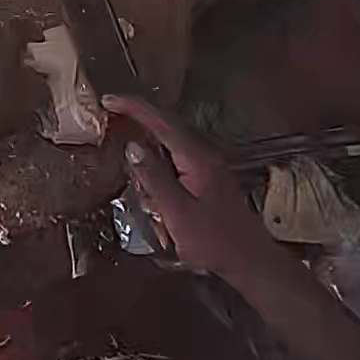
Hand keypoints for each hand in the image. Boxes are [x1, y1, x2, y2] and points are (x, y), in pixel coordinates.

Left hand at [0, 18, 45, 144]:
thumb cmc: (3, 106)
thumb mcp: (36, 94)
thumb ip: (42, 80)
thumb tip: (41, 78)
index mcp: (5, 45)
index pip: (18, 26)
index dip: (32, 29)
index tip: (40, 37)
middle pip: (3, 38)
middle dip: (19, 44)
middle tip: (32, 52)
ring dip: (7, 59)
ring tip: (21, 72)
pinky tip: (6, 88)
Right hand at [103, 95, 285, 282]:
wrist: (250, 260)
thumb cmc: (214, 240)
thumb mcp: (178, 213)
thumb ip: (154, 178)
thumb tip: (132, 146)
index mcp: (196, 157)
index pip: (160, 122)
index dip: (133, 107)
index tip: (109, 100)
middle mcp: (203, 152)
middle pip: (166, 122)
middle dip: (138, 113)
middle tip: (110, 108)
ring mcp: (207, 162)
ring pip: (171, 137)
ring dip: (147, 130)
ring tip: (123, 128)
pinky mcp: (206, 174)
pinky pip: (176, 153)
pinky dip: (157, 150)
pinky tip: (146, 164)